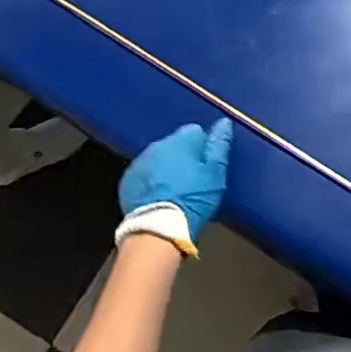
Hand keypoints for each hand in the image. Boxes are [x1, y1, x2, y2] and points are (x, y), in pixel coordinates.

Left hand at [115, 119, 231, 255]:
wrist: (158, 228)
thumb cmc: (194, 197)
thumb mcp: (215, 172)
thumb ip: (219, 145)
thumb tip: (223, 122)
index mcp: (180, 140)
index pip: (195, 131)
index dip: (203, 147)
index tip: (207, 164)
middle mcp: (157, 146)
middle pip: (175, 144)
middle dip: (184, 156)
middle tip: (194, 179)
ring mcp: (139, 164)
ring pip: (159, 159)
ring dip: (167, 168)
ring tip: (177, 189)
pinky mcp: (127, 182)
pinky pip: (145, 174)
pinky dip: (152, 181)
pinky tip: (161, 196)